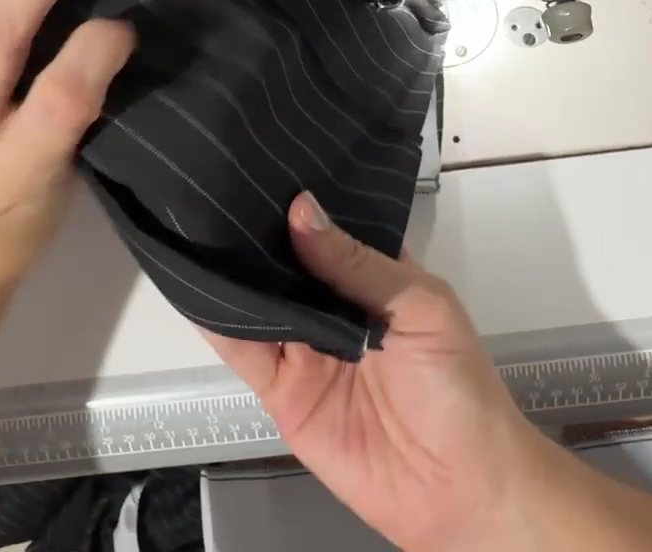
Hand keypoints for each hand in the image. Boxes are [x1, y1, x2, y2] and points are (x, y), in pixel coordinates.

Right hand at [203, 192, 557, 551]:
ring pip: (257, 299)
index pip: (329, 226)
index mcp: (373, 273)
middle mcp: (333, 302)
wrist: (456, 490)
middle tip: (214, 182)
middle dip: (255, 230)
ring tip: (195, 219)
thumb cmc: (456, 383)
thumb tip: (300, 208)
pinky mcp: (280, 389)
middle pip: (285, 260)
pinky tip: (194, 285)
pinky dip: (216, 321)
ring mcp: (304, 345)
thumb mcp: (418, 308)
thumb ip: (356, 263)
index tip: (262, 161)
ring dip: (231, 269)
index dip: (300, 200)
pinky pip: (242, 350)